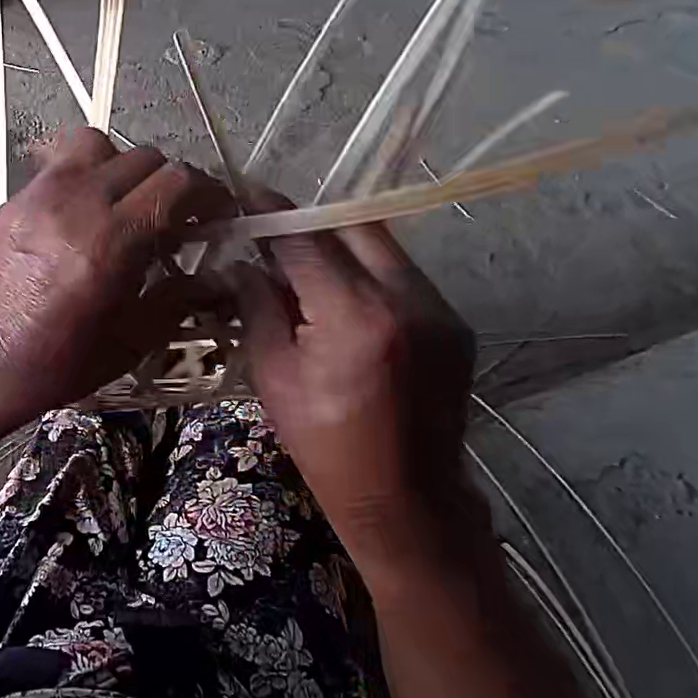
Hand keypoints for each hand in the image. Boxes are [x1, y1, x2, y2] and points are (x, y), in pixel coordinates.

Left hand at [0, 127, 233, 438]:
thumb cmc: (59, 361)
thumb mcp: (132, 340)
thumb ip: (181, 297)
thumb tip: (220, 277)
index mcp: (111, 243)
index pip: (177, 183)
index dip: (209, 193)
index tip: (218, 215)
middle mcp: (77, 204)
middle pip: (146, 158)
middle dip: (174, 184)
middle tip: (178, 220)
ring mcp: (41, 195)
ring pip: (100, 144)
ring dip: (127, 168)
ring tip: (129, 205)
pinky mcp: (17, 198)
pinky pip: (61, 161)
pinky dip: (88, 173)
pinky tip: (88, 211)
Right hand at [232, 215, 476, 558]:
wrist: (407, 501)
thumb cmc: (327, 448)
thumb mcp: (275, 378)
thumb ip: (259, 308)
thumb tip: (243, 264)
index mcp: (355, 317)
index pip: (305, 240)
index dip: (271, 215)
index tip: (245, 196)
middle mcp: (407, 298)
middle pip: (352, 226)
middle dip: (308, 223)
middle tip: (273, 233)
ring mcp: (440, 308)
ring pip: (381, 246)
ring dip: (339, 245)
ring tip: (303, 267)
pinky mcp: (455, 322)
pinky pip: (402, 275)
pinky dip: (366, 272)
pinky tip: (342, 297)